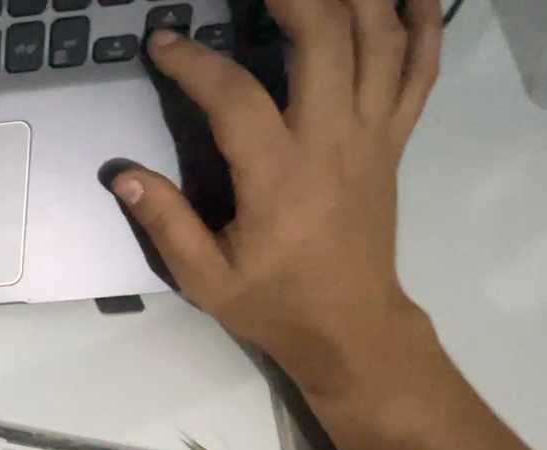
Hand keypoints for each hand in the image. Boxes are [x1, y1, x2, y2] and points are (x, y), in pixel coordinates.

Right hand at [112, 0, 442, 399]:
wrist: (347, 323)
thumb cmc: (270, 302)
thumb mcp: (203, 277)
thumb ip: (166, 223)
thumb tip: (124, 178)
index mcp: (278, 176)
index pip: (235, 98)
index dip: (196, 63)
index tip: (164, 41)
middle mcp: (332, 140)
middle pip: (326, 39)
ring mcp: (372, 134)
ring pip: (380, 38)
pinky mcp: (394, 139)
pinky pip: (420, 67)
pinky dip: (422, 21)